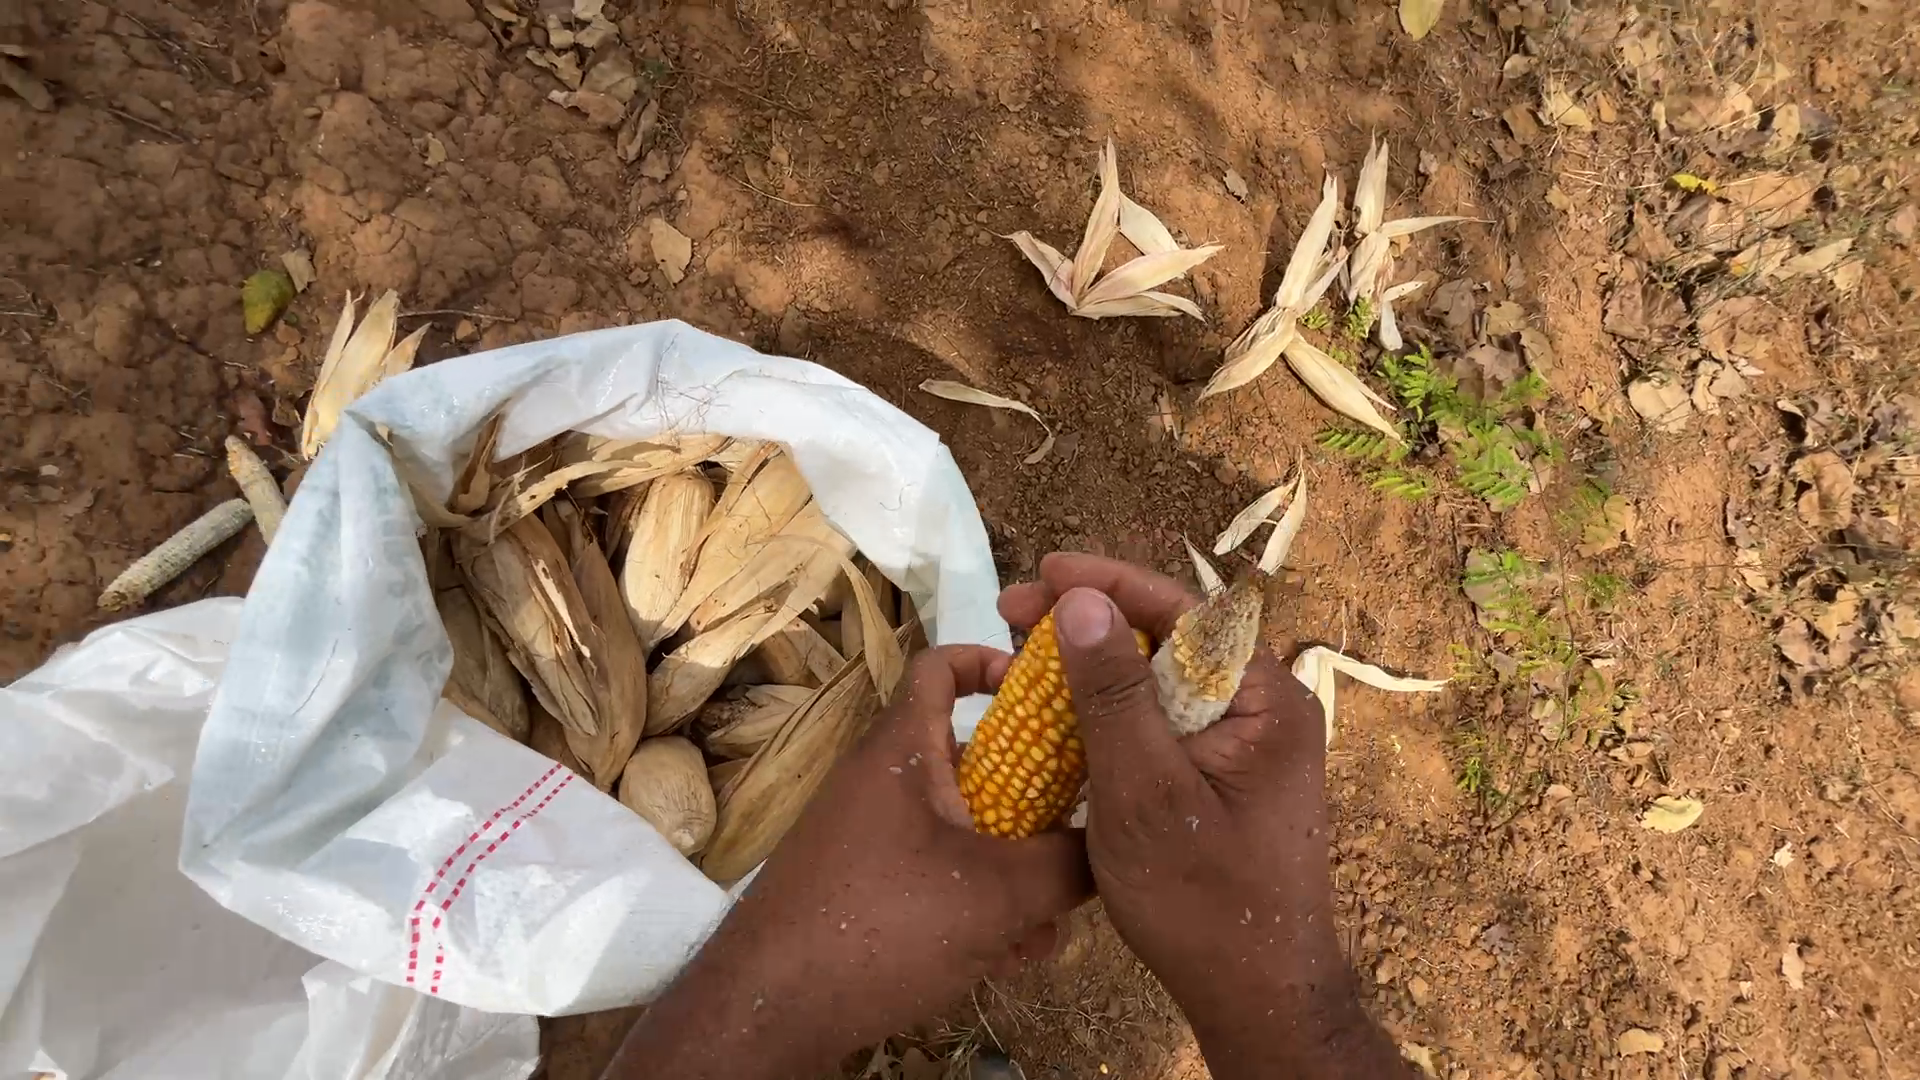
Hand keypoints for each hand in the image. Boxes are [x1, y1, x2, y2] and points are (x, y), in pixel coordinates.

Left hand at [605, 646, 1091, 1079]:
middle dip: (1028, 797)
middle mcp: (884, 779)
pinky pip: (935, 867)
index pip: (941, 665)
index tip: (1041, 689)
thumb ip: (1067, 864)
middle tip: (1071, 831)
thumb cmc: (882, 922)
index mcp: (904, 749)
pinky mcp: (864, 879)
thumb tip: (1110, 842)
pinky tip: (1007, 953)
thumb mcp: (997, 895)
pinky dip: (974, 895)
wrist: (767, 1010)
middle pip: (969, 758)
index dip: (991, 660)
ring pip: (960, 825)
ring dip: (1008, 863)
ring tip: (1047, 920)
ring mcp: (870, 831)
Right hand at [999, 553, 1409, 1079]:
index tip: (1045, 571)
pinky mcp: (1217, 766)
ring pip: (1156, 674)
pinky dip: (1106, 702)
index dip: (1109, 582)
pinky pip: (1156, 713)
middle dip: (1090, 618)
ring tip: (1028, 647)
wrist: (1256, 1000)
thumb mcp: (1144, 790)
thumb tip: (1082, 600)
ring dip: (1092, 658)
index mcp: (1263, 698)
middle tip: (1016, 611)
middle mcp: (1259, 705)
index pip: (1182, 610)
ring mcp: (1240, 738)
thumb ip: (1114, 693)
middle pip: (1167, 636)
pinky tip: (1063, 702)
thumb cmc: (1201, 901)